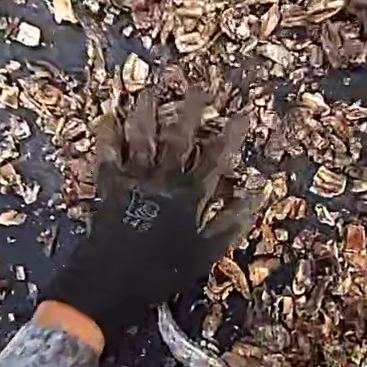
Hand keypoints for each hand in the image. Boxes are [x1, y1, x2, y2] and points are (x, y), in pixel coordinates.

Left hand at [43, 84, 255, 340]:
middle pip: (180, 137)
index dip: (231, 134)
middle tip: (200, 83)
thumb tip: (259, 190)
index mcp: (189, 196)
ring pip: (143, 137)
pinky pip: (107, 153)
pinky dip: (108, 134)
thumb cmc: (161, 273)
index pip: (216, 158)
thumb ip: (232, 220)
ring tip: (153, 87)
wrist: (110, 283)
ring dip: (148, 110)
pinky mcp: (108, 185)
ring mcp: (133, 179)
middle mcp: (162, 179)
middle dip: (192, 109)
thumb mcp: (205, 252)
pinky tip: (108, 114)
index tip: (244, 110)